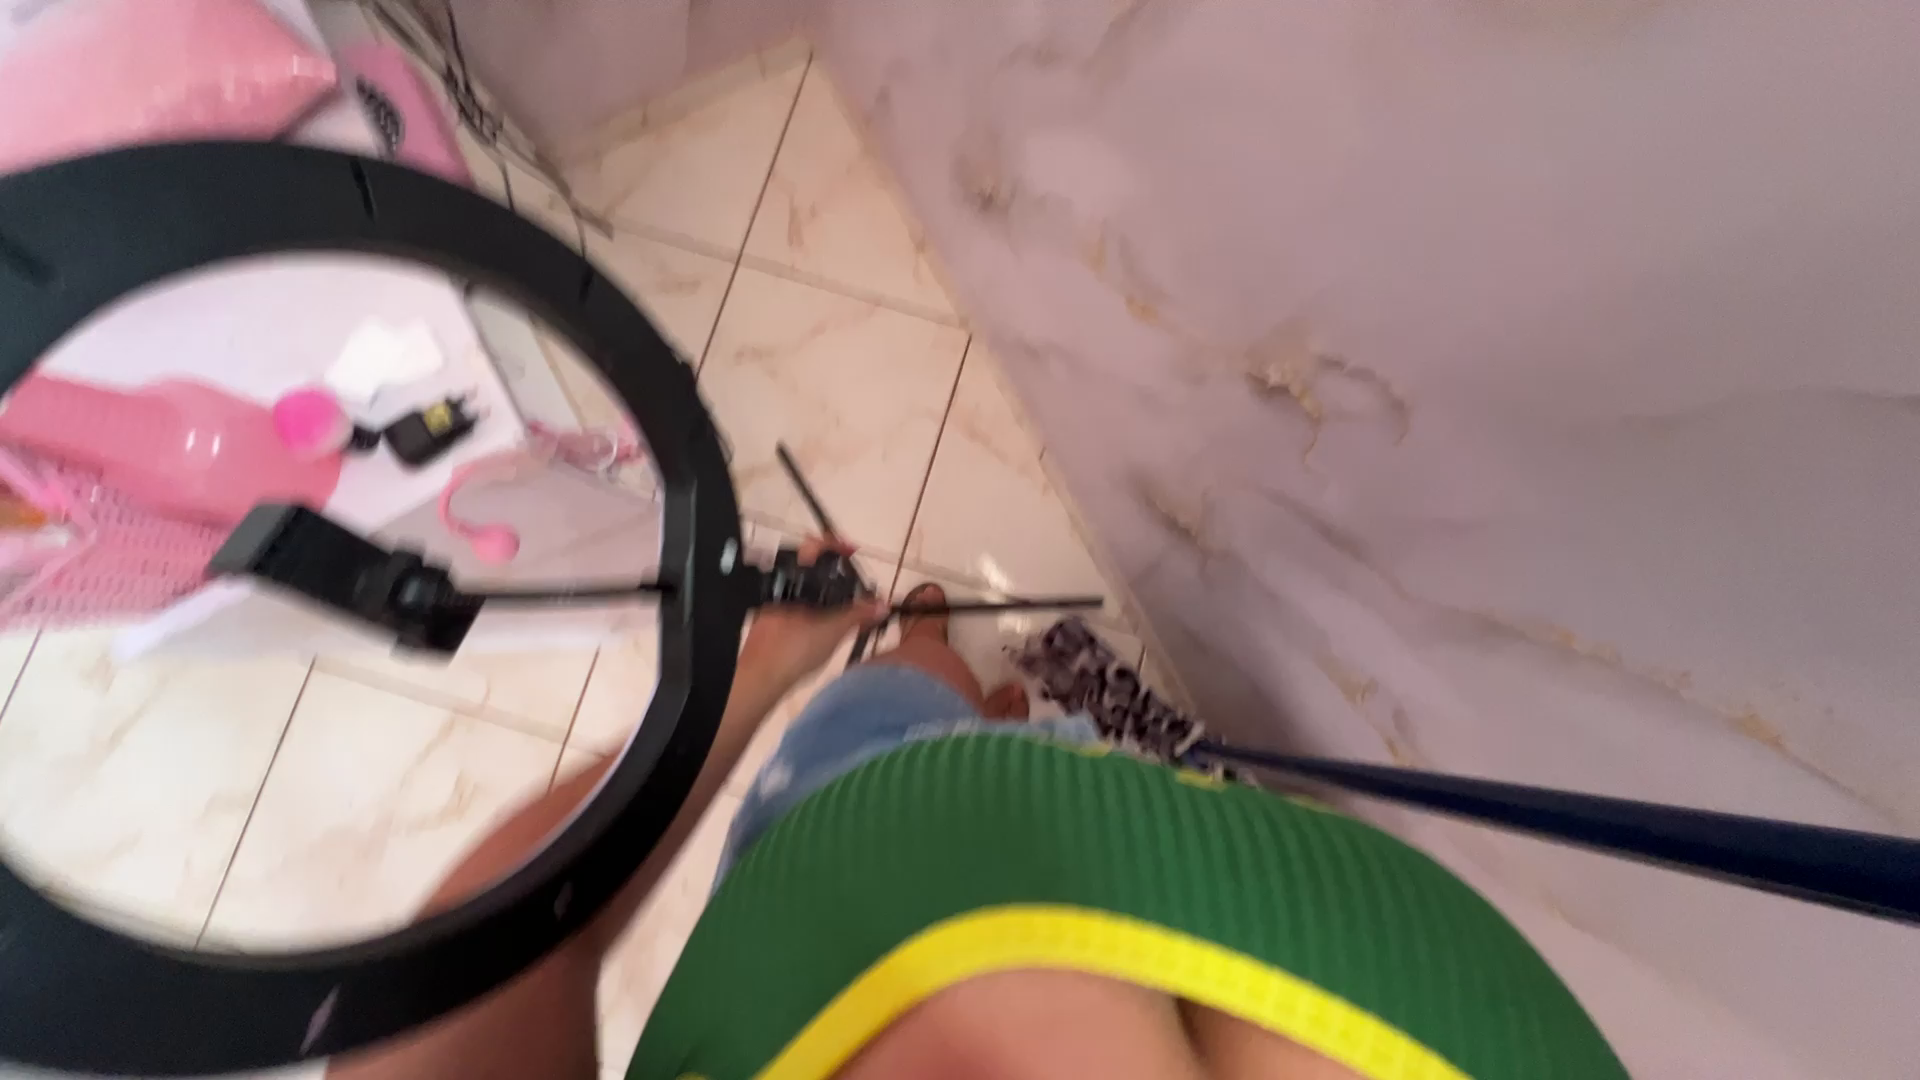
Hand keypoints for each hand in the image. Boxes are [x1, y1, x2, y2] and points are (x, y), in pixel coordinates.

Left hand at [737, 538, 889, 691]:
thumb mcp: (835, 631)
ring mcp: (768, 607)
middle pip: (807, 572)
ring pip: (799, 594)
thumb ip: (859, 615)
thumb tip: (882, 605)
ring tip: (839, 614)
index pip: (814, 547)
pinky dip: (807, 616)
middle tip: (850, 588)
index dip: (836, 545)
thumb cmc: (797, 649)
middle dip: (830, 578)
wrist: (759, 679)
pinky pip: (791, 611)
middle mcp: (778, 589)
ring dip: (820, 600)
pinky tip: (817, 633)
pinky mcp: (764, 625)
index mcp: (794, 581)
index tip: (851, 552)